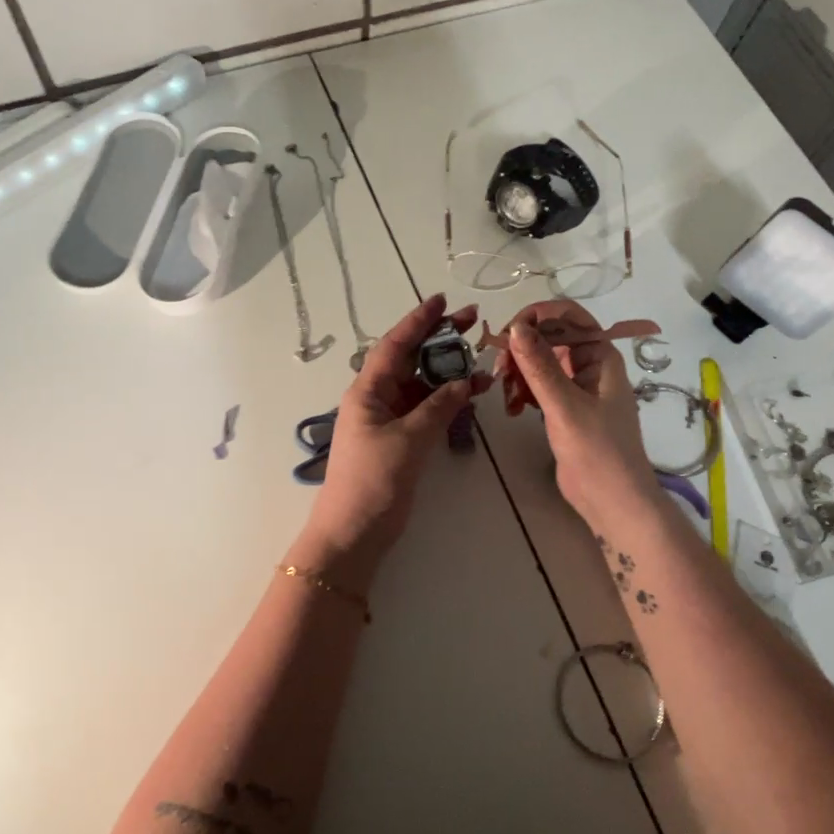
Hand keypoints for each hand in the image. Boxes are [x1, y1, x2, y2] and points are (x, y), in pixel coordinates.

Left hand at [297, 294, 492, 586]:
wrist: (353, 533)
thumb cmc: (373, 482)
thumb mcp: (408, 440)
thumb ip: (437, 407)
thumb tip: (463, 382)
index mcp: (367, 390)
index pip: (395, 345)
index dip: (418, 320)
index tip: (442, 300)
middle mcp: (375, 398)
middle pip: (409, 359)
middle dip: (439, 341)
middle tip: (472, 322)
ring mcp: (387, 420)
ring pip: (420, 385)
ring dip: (447, 373)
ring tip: (481, 360)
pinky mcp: (398, 440)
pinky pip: (424, 409)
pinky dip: (445, 401)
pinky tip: (470, 394)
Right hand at [493, 301, 653, 525]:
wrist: (614, 502)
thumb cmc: (598, 451)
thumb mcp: (564, 406)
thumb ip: (539, 365)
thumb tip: (517, 327)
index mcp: (600, 356)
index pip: (568, 316)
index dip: (537, 317)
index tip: (508, 335)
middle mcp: (590, 366)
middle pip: (550, 338)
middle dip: (522, 349)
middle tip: (499, 371)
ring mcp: (578, 388)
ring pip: (541, 363)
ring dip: (519, 373)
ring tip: (505, 396)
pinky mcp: (566, 409)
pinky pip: (540, 387)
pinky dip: (523, 392)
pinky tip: (513, 410)